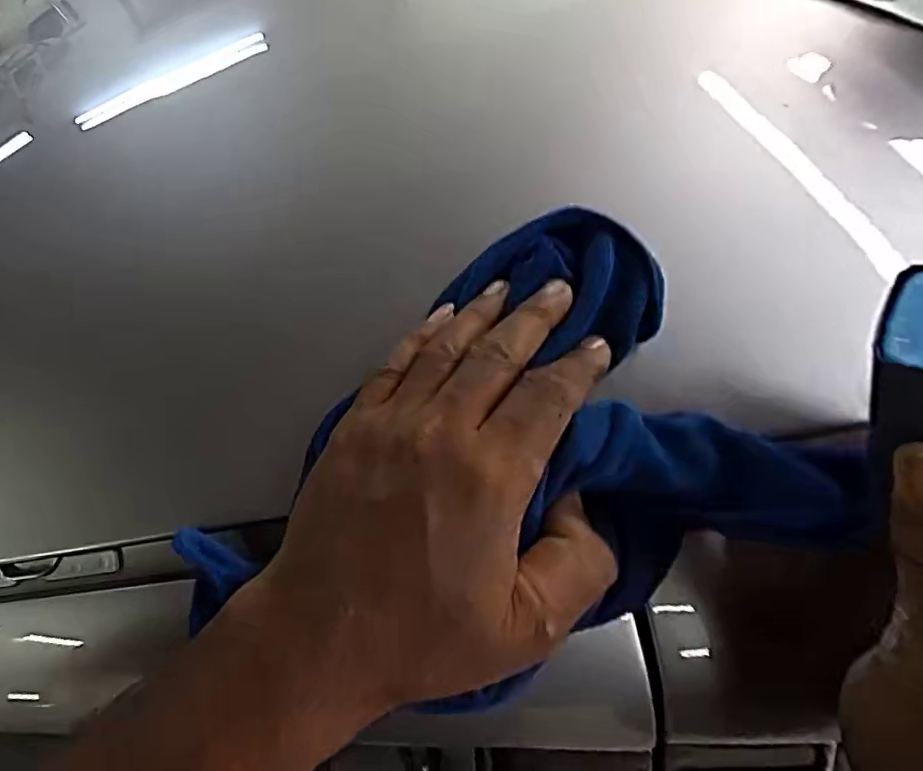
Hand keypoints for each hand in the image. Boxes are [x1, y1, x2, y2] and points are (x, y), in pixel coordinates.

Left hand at [229, 277, 618, 713]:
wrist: (325, 622)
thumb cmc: (424, 631)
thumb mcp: (531, 623)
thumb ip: (577, 559)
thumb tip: (575, 503)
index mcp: (489, 476)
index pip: (545, 400)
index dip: (576, 367)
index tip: (597, 344)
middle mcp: (436, 433)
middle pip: (494, 359)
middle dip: (532, 320)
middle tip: (557, 289)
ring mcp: (387, 423)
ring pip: (441, 352)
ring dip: (476, 317)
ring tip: (503, 290)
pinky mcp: (351, 426)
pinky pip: (391, 368)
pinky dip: (418, 338)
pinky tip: (437, 321)